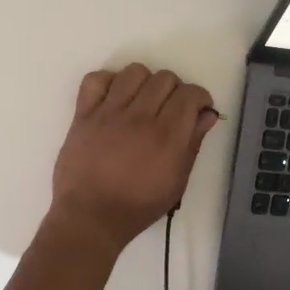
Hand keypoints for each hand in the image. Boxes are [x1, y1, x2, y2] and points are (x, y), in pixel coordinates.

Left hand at [49, 64, 217, 250]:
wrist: (90, 217)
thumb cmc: (137, 206)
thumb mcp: (177, 182)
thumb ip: (193, 143)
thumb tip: (206, 115)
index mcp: (167, 136)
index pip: (190, 93)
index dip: (199, 98)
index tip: (196, 110)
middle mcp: (140, 117)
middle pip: (165, 78)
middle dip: (174, 90)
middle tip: (169, 110)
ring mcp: (109, 113)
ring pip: (134, 72)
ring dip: (144, 82)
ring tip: (141, 102)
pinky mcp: (83, 114)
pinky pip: (96, 79)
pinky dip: (108, 82)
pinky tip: (113, 99)